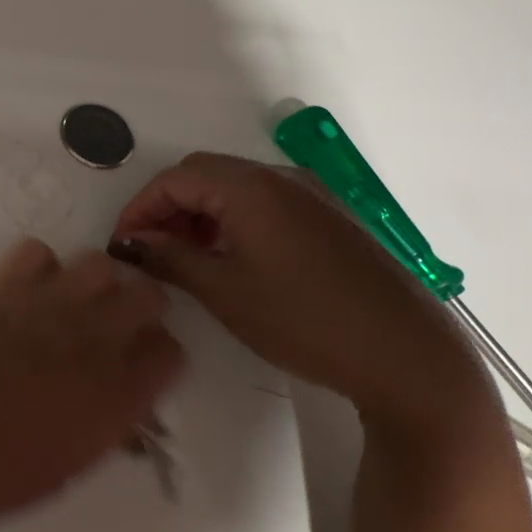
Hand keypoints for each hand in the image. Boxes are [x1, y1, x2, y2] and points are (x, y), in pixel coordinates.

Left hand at [0, 239, 184, 524]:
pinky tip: (20, 292)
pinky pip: (37, 251)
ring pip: (99, 263)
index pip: (171, 353)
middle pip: (149, 295)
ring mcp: (47, 302)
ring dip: (90, 283)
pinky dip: (36, 267)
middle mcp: (94, 338)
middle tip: (106, 328)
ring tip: (64, 305)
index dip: (154, 358)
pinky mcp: (1, 282)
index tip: (135, 366)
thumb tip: (113, 397)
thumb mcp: (66, 466)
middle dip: (136, 309)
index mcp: (117, 394)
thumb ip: (102, 421)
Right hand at [109, 152, 492, 435]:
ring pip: (236, 189)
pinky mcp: (333, 221)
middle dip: (168, 208)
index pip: (174, 178)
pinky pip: (267, 205)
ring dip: (200, 215)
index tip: (123, 247)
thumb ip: (169, 258)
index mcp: (251, 187)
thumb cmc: (303, 320)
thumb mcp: (223, 291)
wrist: (408, 356)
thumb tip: (131, 243)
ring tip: (186, 260)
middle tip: (150, 251)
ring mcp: (314, 197)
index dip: (139, 208)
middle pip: (205, 175)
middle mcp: (282, 178)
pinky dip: (234, 222)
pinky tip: (231, 262)